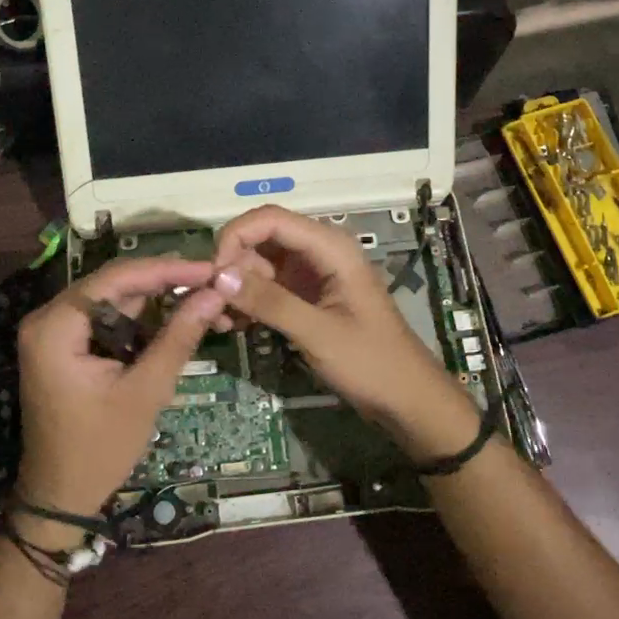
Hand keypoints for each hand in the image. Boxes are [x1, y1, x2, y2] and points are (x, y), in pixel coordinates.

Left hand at [15, 257, 224, 519]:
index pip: (117, 278)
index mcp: (55, 325)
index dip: (167, 269)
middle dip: (166, 282)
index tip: (210, 267)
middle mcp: (48, 318)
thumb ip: (178, 337)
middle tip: (214, 280)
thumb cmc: (99, 449)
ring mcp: (54, 331)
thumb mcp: (145, 391)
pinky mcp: (65, 346)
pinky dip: (141, 320)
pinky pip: (107, 319)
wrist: (59, 497)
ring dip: (158, 300)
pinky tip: (177, 319)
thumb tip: (215, 292)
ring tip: (205, 299)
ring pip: (114, 300)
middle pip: (115, 284)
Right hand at [212, 206, 479, 458]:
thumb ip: (270, 302)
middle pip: (261, 240)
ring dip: (236, 288)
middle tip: (211, 305)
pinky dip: (249, 302)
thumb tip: (218, 276)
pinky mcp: (306, 297)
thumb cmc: (371, 363)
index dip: (235, 237)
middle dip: (231, 267)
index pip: (270, 219)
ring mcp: (312, 275)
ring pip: (259, 265)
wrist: (407, 399)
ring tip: (220, 322)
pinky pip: (267, 288)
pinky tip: (235, 327)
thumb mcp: (318, 333)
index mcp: (330, 247)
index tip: (212, 274)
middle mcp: (319, 252)